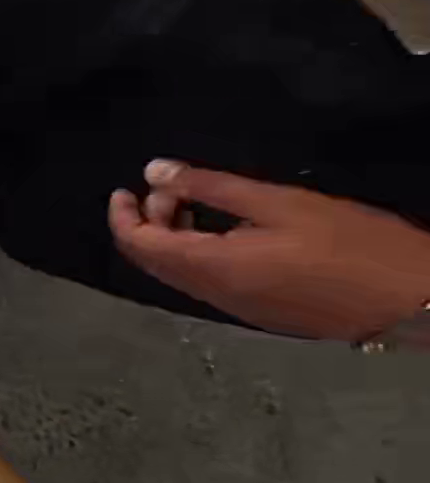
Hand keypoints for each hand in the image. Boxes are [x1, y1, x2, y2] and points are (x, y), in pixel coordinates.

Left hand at [109, 160, 429, 342]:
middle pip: (148, 255)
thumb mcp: (283, 205)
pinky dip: (195, 251)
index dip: (120, 214)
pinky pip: (204, 279)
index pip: (134, 241)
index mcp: (205, 267)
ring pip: (175, 268)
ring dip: (170, 235)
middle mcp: (208, 292)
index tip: (124, 189)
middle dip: (145, 220)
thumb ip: (210, 187)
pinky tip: (223, 231)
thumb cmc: (361, 249)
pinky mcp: (259, 311)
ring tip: (193, 203)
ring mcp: (233, 306)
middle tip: (170, 191)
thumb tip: (153, 171)